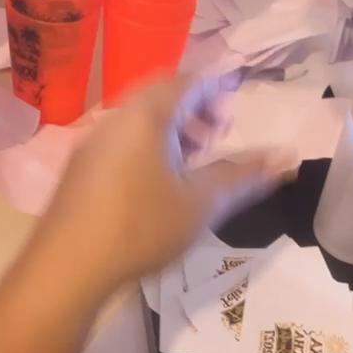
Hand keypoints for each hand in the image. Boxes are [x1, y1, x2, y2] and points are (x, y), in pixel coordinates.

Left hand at [31, 75, 292, 294]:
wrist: (64, 269)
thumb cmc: (139, 228)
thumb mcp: (200, 203)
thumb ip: (243, 176)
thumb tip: (287, 157)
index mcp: (144, 116)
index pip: (185, 83)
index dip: (215, 87)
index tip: (236, 99)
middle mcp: (114, 120)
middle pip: (159, 99)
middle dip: (194, 111)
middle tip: (218, 133)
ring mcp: (91, 145)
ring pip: (137, 123)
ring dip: (170, 132)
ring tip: (192, 162)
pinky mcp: (78, 172)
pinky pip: (120, 143)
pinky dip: (146, 148)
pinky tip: (157, 185)